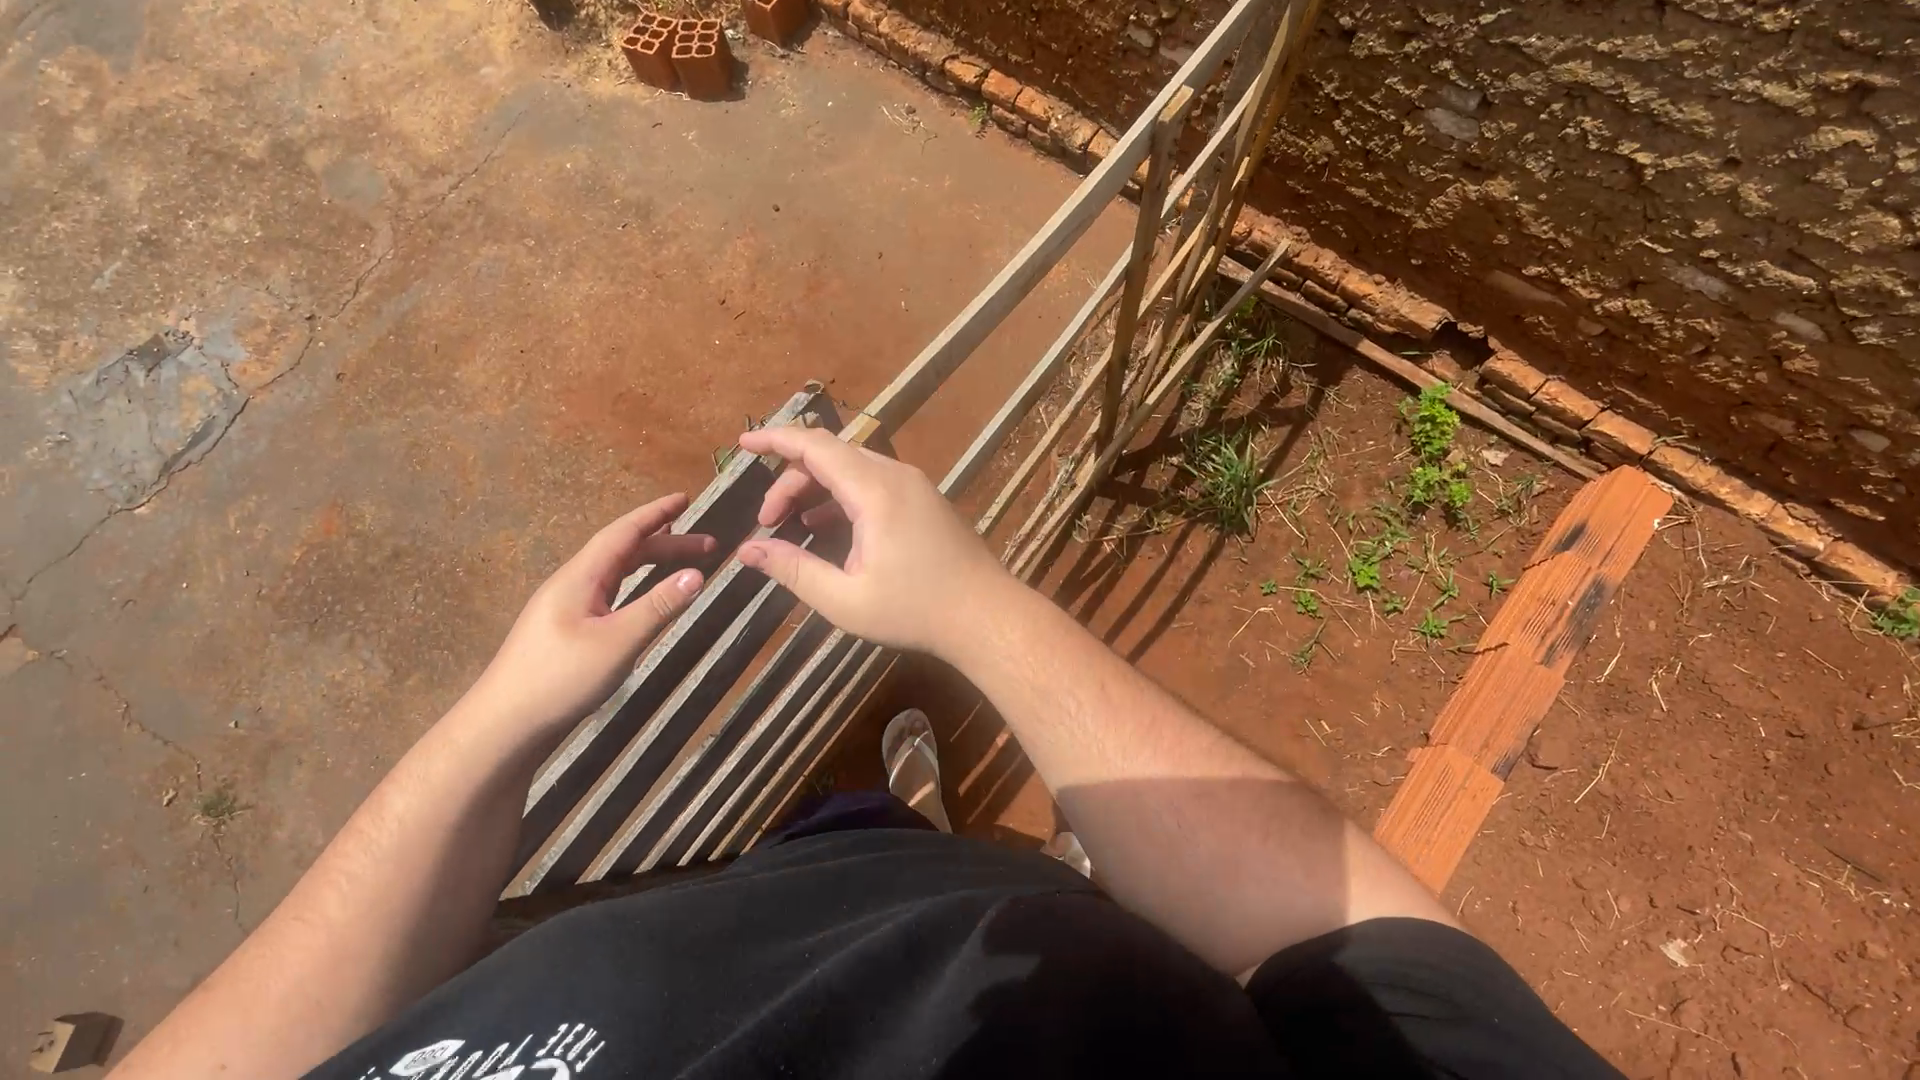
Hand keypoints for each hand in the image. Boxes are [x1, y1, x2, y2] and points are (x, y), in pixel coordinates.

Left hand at [469, 494, 713, 730]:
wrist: (505, 724)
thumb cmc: (561, 678)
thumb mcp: (619, 641)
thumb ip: (659, 606)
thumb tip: (698, 574)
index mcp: (581, 577)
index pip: (623, 533)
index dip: (655, 514)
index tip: (685, 498)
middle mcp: (572, 585)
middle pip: (622, 551)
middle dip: (665, 543)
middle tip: (708, 545)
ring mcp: (566, 608)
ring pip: (615, 573)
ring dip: (651, 564)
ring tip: (684, 565)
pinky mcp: (566, 632)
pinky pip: (609, 593)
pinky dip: (637, 586)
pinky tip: (647, 600)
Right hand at [734, 426, 1016, 658]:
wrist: (987, 616)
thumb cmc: (916, 610)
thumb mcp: (845, 600)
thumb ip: (793, 569)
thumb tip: (747, 552)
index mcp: (874, 491)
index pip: (814, 446)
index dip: (774, 440)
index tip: (741, 445)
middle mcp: (896, 476)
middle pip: (831, 455)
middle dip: (790, 479)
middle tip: (767, 520)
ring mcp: (915, 486)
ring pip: (853, 467)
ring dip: (817, 487)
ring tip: (789, 523)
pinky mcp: (926, 500)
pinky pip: (875, 482)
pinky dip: (843, 495)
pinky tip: (827, 526)